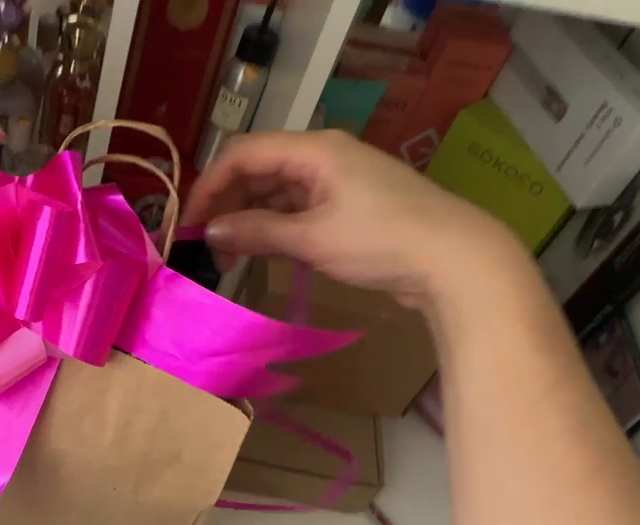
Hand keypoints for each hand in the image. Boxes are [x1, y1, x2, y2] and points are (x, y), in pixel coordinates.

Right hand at [183, 130, 530, 311]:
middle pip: (256, 172)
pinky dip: (270, 230)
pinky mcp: (343, 208)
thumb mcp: (312, 238)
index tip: (187, 225)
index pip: (243, 155)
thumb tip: (212, 232)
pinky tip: (258, 254)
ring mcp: (333, 183)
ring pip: (273, 194)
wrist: (451, 259)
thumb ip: (258, 232)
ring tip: (227, 259)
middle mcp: (321, 158)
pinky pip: (293, 211)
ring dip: (246, 222)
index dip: (209, 186)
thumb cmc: (381, 240)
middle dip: (225, 206)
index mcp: (314, 150)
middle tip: (205, 248)